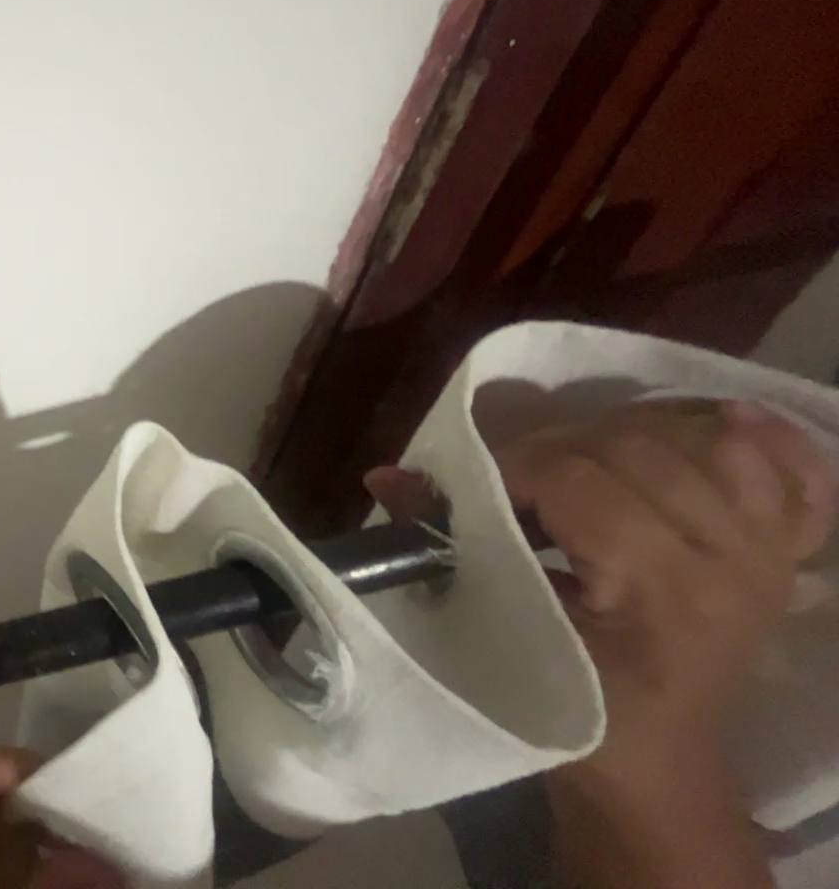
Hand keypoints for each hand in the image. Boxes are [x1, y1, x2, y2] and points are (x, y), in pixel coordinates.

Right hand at [369, 399, 835, 887]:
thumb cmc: (567, 704)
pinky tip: (723, 419)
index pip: (575, 479)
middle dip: (553, 447)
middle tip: (509, 476)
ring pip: (700, 448)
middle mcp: (729, 562)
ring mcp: (768, 557)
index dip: (509, 467)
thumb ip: (448, 544)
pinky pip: (794, 480)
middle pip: (635, 450)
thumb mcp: (498, 629)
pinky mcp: (784, 558)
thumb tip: (384, 476)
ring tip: (571, 457)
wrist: (655, 759)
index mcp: (658, 587)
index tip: (468, 488)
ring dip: (624, 435)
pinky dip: (764, 443)